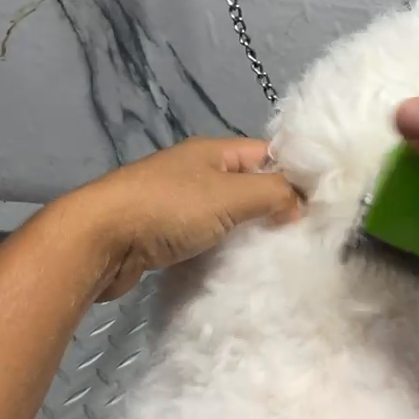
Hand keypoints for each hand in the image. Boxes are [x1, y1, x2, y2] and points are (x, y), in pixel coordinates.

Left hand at [47, 137, 300, 301]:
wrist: (98, 239)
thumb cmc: (168, 208)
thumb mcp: (230, 196)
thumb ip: (272, 194)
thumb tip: (301, 203)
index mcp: (214, 151)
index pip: (268, 155)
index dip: (295, 175)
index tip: (320, 205)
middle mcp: (197, 170)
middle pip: (248, 184)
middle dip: (273, 207)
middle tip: (303, 236)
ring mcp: (178, 201)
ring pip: (226, 213)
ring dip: (246, 231)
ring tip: (276, 255)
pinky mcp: (163, 232)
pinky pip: (205, 236)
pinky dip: (221, 248)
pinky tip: (236, 267)